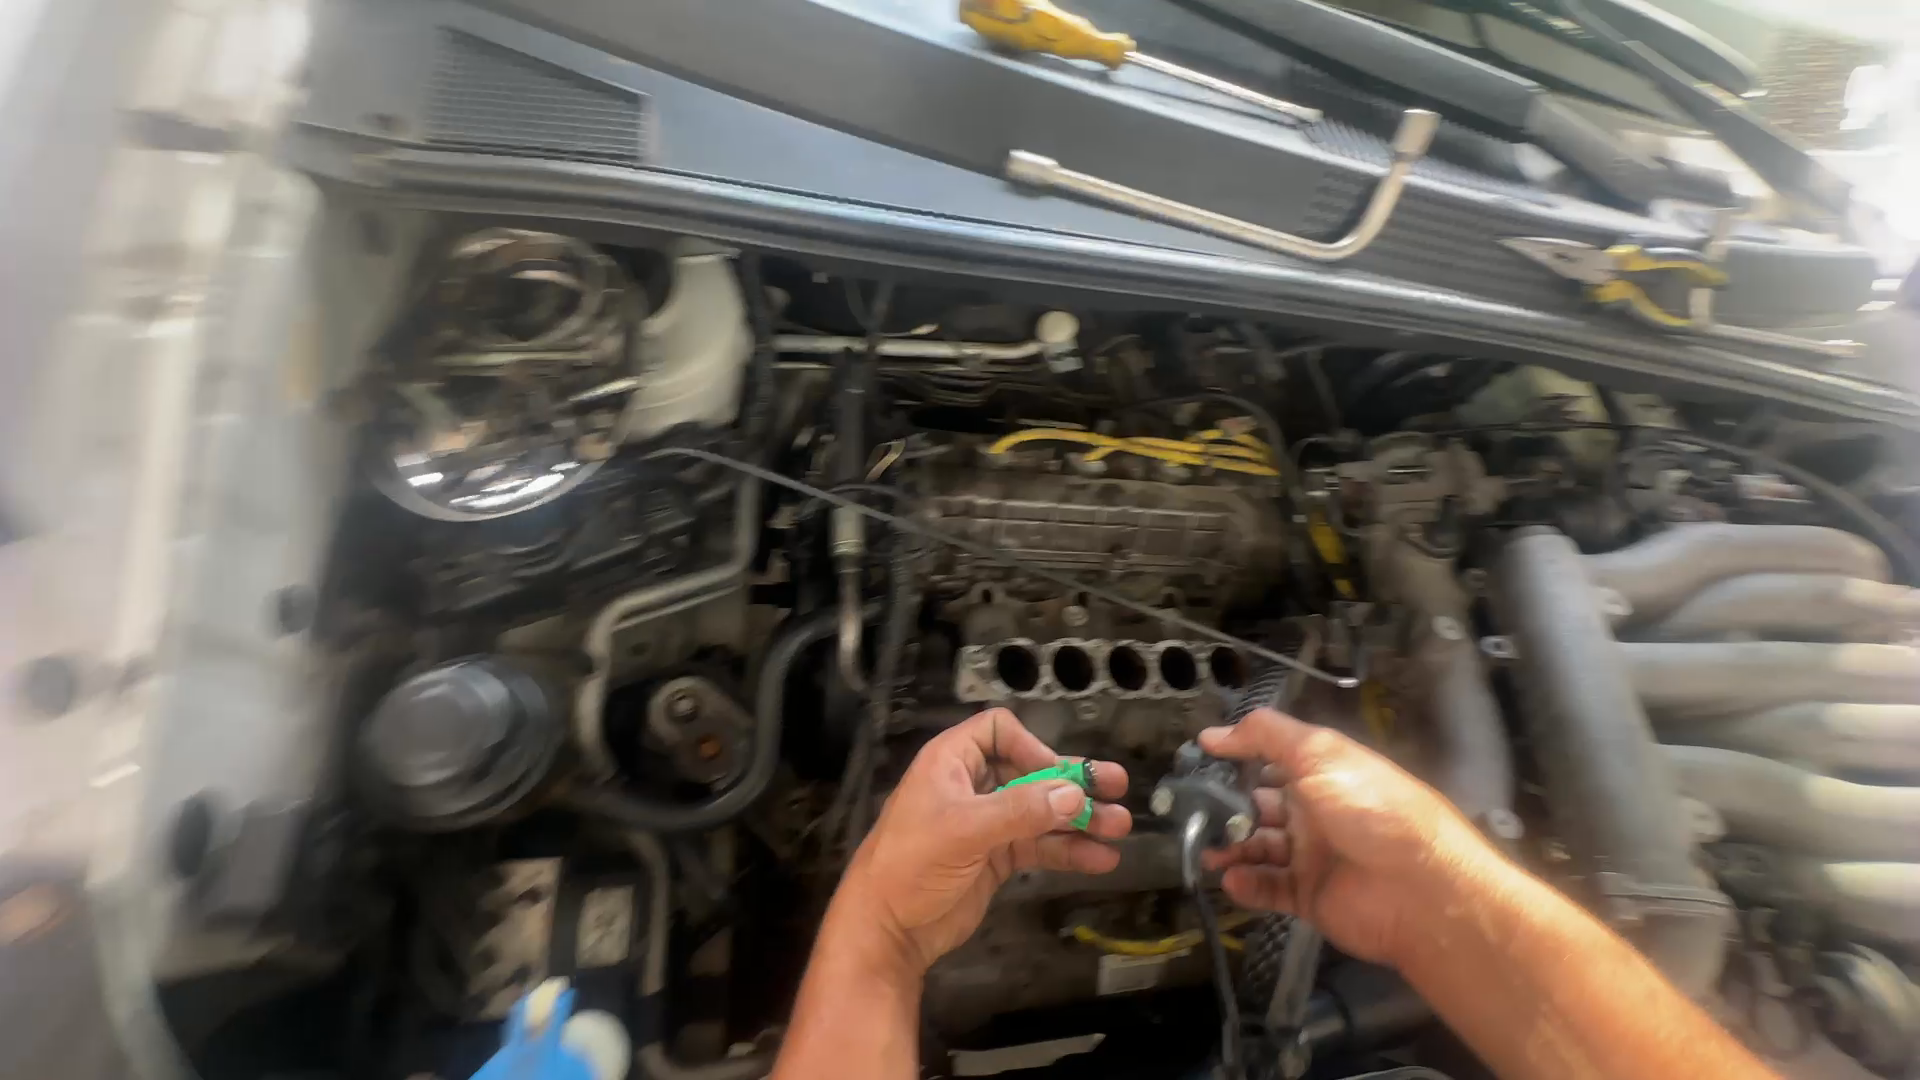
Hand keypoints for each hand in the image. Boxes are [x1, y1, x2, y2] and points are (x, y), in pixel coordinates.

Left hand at [837, 708, 1130, 973]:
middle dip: (1072, 780)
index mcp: (953, 761)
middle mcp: (972, 784)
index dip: (1030, 745)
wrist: (886, 929)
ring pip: (1040, 810)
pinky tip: (1100, 859)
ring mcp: (986, 822)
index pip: (999, 730)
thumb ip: (1021, 811)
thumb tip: (1075, 793)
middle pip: (1030, 771)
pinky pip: (1038, 845)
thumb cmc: (912, 862)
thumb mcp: (964, 830)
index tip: (1054, 774)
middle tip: (1117, 785)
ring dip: (1078, 818)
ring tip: (1120, 827)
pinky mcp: (996, 857)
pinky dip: (1067, 850)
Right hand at [1197, 708, 1495, 965]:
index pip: (1269, 762)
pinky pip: (1268, 888)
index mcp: (1321, 774)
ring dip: (1229, 847)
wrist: (1423, 892)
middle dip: (1224, 808)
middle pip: (1257, 805)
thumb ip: (1263, 735)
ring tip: (1206, 850)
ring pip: (1257, 848)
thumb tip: (1211, 735)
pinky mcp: (1310, 896)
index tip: (1198, 763)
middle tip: (1192, 812)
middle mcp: (1314, 812)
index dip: (1236, 761)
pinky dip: (1246, 885)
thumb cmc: (1370, 808)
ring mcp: (1312, 856)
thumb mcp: (1319, 753)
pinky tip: (1231, 879)